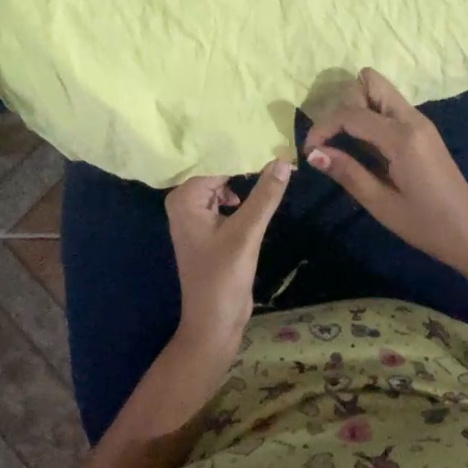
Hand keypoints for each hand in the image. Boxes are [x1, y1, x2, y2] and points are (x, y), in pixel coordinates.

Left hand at [165, 162, 291, 352]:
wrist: (213, 324)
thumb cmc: (223, 277)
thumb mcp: (246, 233)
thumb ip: (264, 196)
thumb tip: (284, 160)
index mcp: (184, 198)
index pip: (218, 165)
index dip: (245, 156)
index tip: (274, 144)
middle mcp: (184, 203)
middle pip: (220, 175)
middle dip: (246, 168)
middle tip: (280, 153)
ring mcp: (194, 218)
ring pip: (225, 189)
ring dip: (247, 184)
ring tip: (277, 170)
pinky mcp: (207, 232)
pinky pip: (226, 205)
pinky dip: (243, 201)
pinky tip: (263, 198)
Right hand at [303, 68, 467, 281]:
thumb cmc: (426, 225)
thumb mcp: (381, 204)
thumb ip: (347, 173)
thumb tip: (313, 153)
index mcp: (402, 137)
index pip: (351, 114)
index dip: (323, 127)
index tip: (309, 150)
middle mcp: (412, 119)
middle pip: (369, 82)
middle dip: (343, 104)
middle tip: (333, 139)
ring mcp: (420, 122)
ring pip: (380, 90)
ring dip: (356, 107)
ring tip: (344, 142)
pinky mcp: (423, 130)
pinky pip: (389, 107)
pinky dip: (370, 116)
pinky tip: (364, 147)